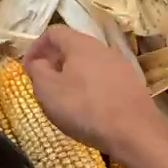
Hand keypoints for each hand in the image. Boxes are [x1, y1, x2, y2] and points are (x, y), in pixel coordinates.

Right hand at [24, 25, 163, 158]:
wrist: (138, 135)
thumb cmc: (85, 107)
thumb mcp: (47, 89)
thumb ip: (36, 70)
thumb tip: (39, 63)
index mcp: (79, 43)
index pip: (53, 32)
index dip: (36, 47)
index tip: (28, 68)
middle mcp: (102, 49)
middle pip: (73, 47)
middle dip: (55, 63)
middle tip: (45, 83)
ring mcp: (122, 68)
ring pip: (90, 65)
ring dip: (74, 77)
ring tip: (67, 99)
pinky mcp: (134, 88)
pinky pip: (106, 81)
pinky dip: (93, 90)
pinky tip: (90, 110)